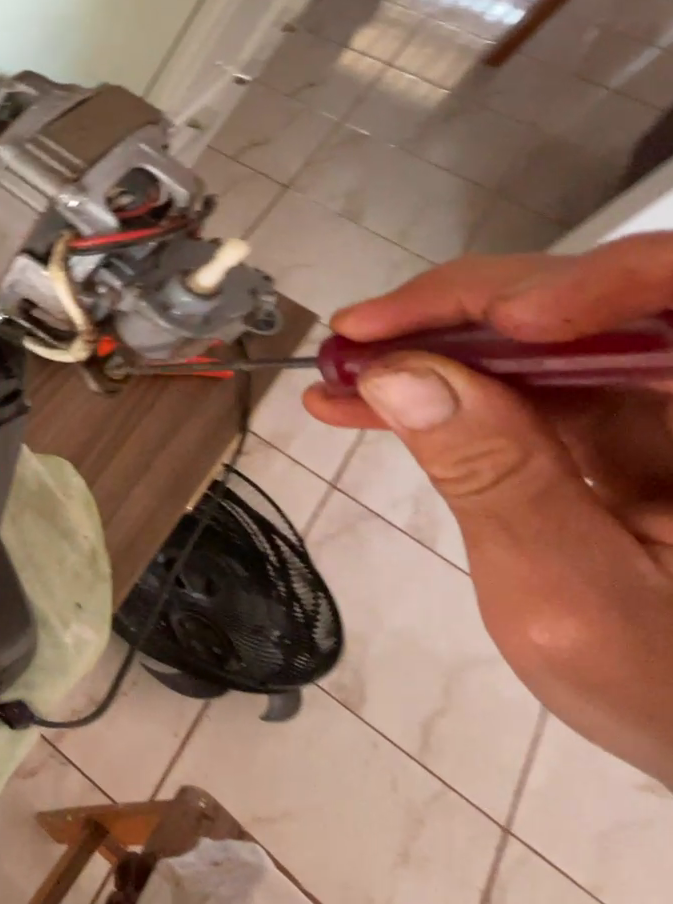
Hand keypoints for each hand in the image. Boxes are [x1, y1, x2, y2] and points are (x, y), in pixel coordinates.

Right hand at [305, 233, 672, 783]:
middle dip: (470, 315)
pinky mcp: (627, 426)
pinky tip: (365, 399)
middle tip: (356, 340)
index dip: (595, 285)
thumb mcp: (569, 597)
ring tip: (339, 377)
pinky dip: (440, 386)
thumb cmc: (662, 694)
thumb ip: (495, 478)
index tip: (488, 321)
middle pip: (604, 308)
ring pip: (550, 338)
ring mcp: (669, 411)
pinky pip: (528, 382)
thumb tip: (398, 374)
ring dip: (434, 350)